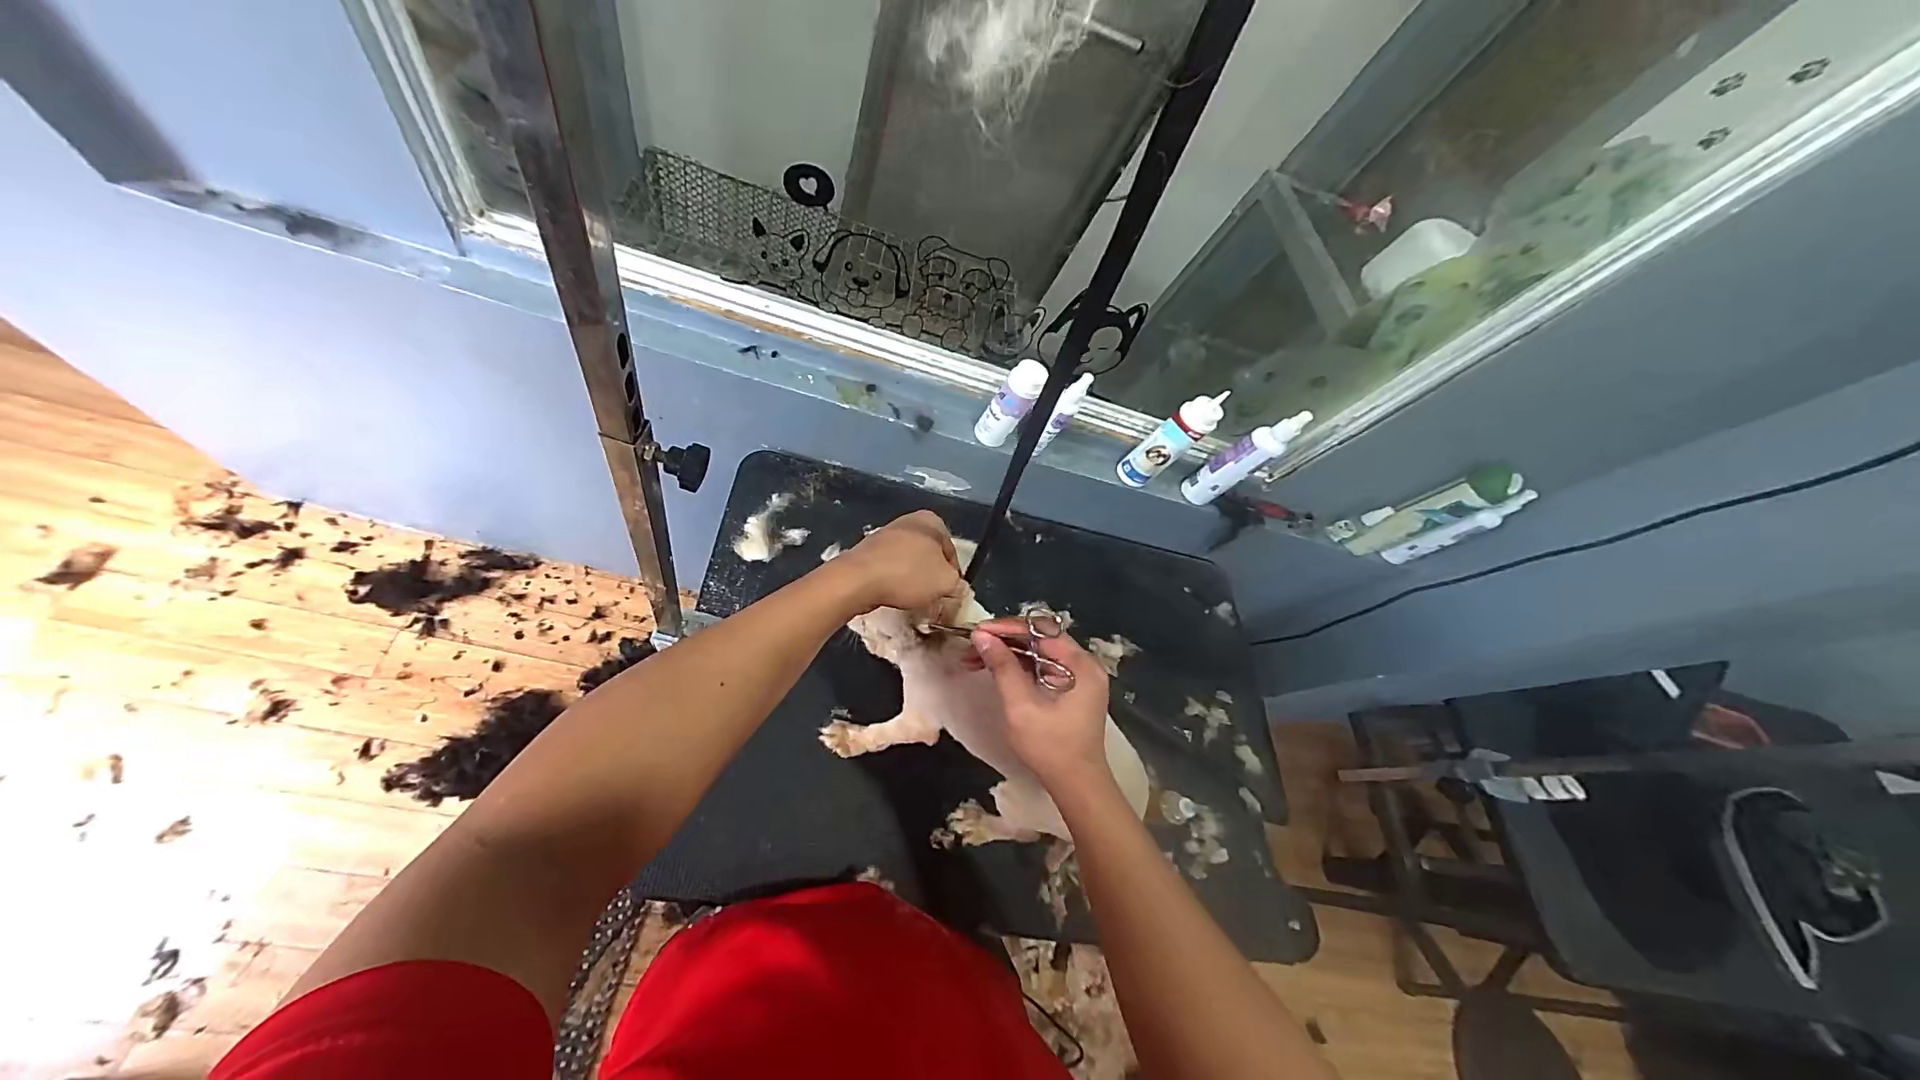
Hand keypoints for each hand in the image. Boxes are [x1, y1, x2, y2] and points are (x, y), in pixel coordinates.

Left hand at [829, 510, 962, 612]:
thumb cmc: (908, 574)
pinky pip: (889, 567)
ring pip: (909, 562)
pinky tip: (892, 595)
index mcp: (931, 520)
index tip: (949, 593)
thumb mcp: (946, 582)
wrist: (858, 579)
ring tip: (911, 599)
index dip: (953, 576)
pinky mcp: (868, 550)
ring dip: (912, 580)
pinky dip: (893, 580)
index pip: (952, 552)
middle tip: (932, 598)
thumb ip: (957, 583)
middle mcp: (908, 521)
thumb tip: (954, 586)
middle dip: (931, 577)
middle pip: (929, 556)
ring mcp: (885, 534)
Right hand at [971, 619, 1112, 792]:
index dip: (1008, 627)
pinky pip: (1041, 667)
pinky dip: (1018, 667)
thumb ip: (1003, 667)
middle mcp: (1084, 665)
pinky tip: (994, 669)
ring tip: (974, 658)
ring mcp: (1078, 677)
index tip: (978, 632)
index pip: (1041, 630)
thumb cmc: (1050, 747)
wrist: (1076, 785)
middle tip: (972, 646)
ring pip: (1038, 652)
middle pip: (1040, 638)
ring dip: (1008, 653)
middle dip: (1004, 640)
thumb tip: (981, 636)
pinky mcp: (1070, 690)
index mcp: (1080, 664)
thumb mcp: (1021, 706)